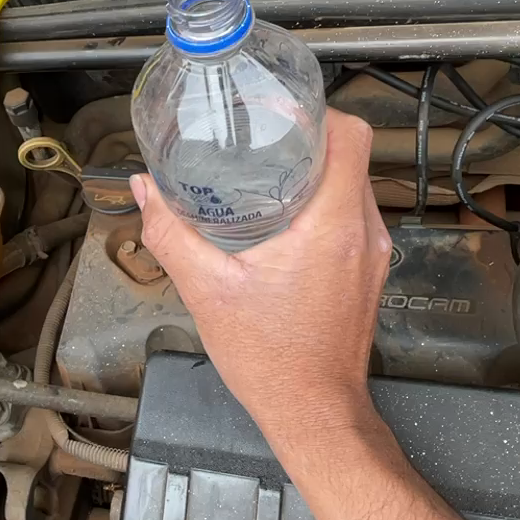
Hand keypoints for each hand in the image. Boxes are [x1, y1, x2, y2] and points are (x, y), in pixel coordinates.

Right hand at [130, 109, 391, 430]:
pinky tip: (283, 215)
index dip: (318, 111)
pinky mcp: (369, 271)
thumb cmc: (271, 360)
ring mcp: (373, 253)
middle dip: (309, 136)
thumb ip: (171, 233)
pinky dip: (324, 201)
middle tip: (261, 135)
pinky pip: (354, 214)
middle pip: (352, 153)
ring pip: (354, 183)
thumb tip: (145, 191)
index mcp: (332, 227)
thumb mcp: (206, 291)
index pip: (350, 135)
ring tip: (268, 170)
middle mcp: (364, 233)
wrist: (313, 411)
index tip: (279, 109)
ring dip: (318, 169)